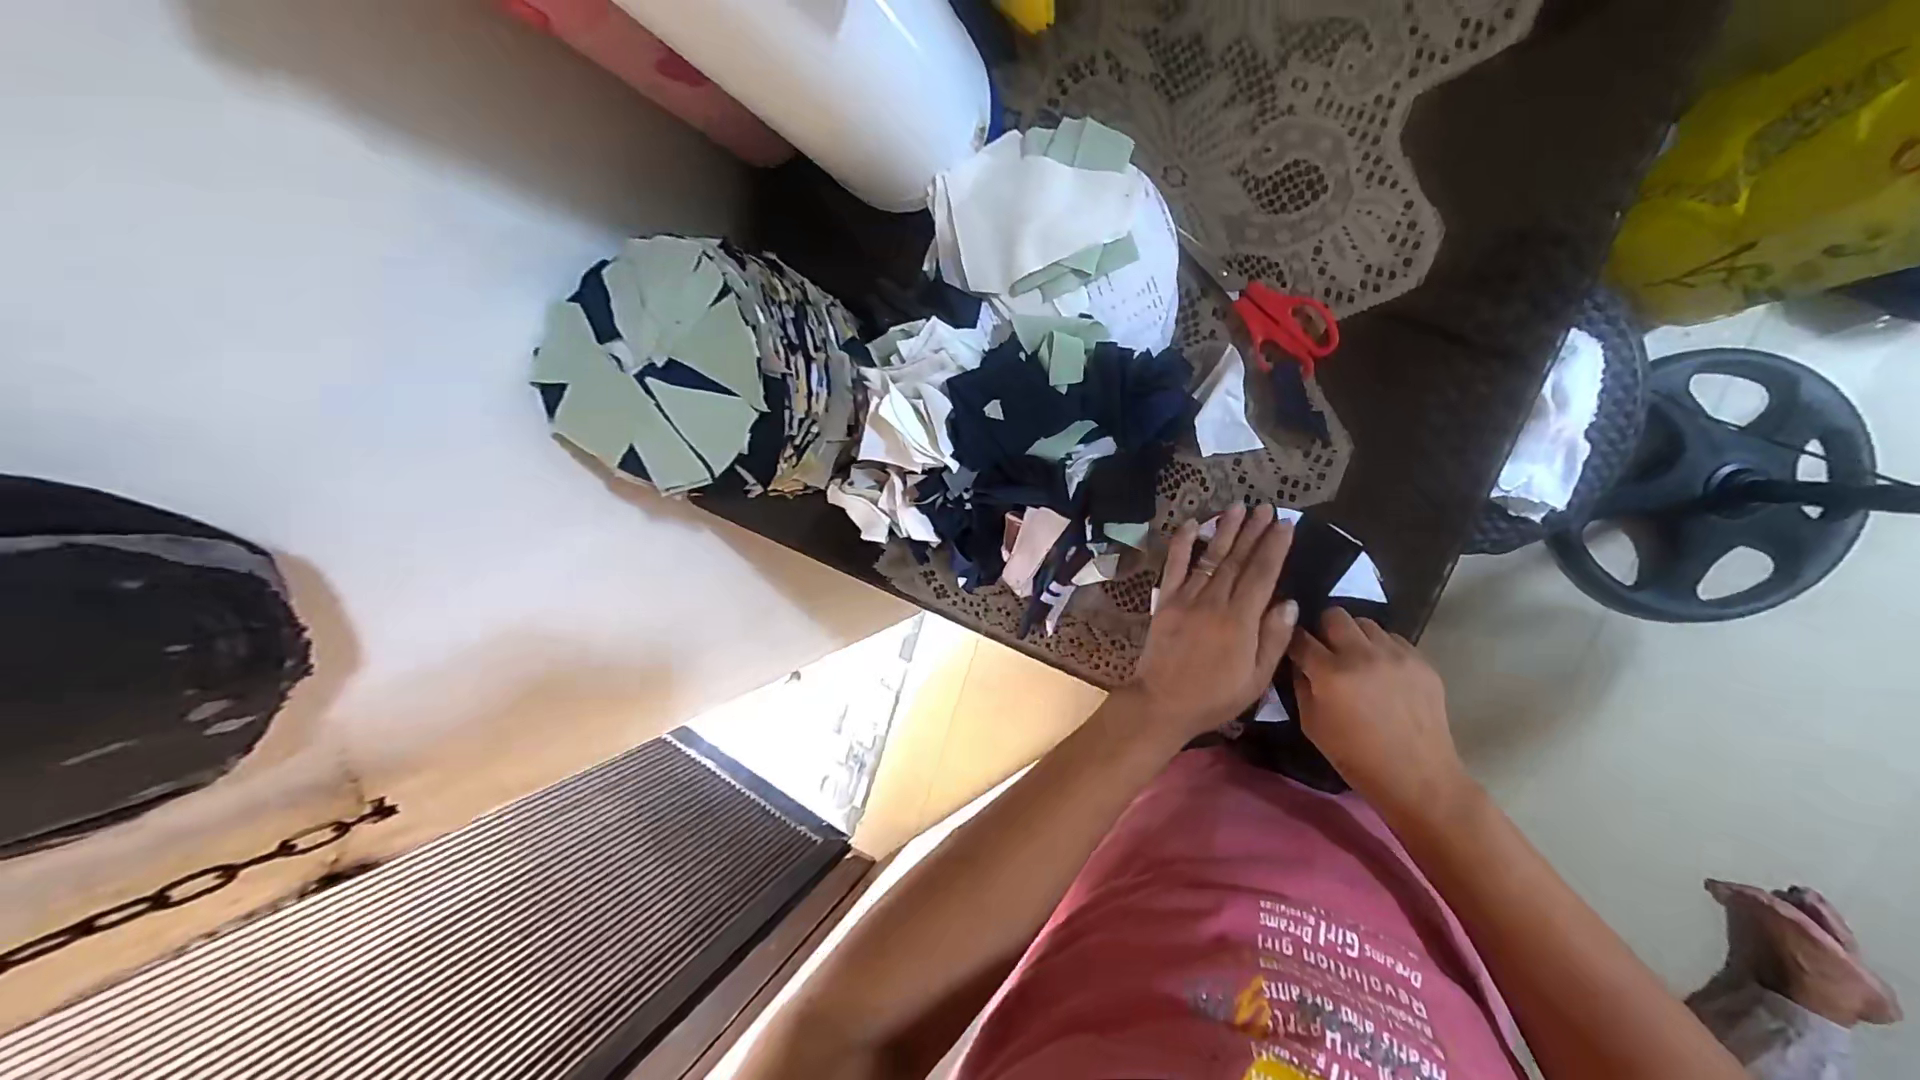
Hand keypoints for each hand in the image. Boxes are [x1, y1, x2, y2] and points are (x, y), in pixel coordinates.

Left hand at [1122, 503, 1298, 737]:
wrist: (1162, 702)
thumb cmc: (1215, 697)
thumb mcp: (1256, 678)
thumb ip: (1274, 638)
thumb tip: (1290, 602)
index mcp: (1240, 620)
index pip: (1262, 574)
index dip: (1275, 547)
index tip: (1287, 525)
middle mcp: (1214, 602)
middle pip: (1238, 559)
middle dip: (1254, 531)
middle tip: (1268, 507)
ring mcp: (1186, 598)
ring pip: (1210, 557)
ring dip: (1225, 530)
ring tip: (1239, 507)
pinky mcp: (1165, 601)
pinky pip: (1174, 566)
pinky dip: (1182, 543)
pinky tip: (1192, 524)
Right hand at [1288, 608, 1471, 817]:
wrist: (1417, 776)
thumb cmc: (1354, 755)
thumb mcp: (1310, 723)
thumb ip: (1301, 684)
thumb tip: (1299, 662)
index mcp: (1331, 673)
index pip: (1300, 637)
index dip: (1293, 640)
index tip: (1293, 647)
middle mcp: (1363, 655)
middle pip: (1335, 615)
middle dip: (1324, 629)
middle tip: (1325, 649)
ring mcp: (1396, 656)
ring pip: (1366, 623)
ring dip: (1354, 636)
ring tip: (1356, 658)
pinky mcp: (1422, 661)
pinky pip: (1393, 639)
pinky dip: (1380, 648)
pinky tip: (1380, 671)